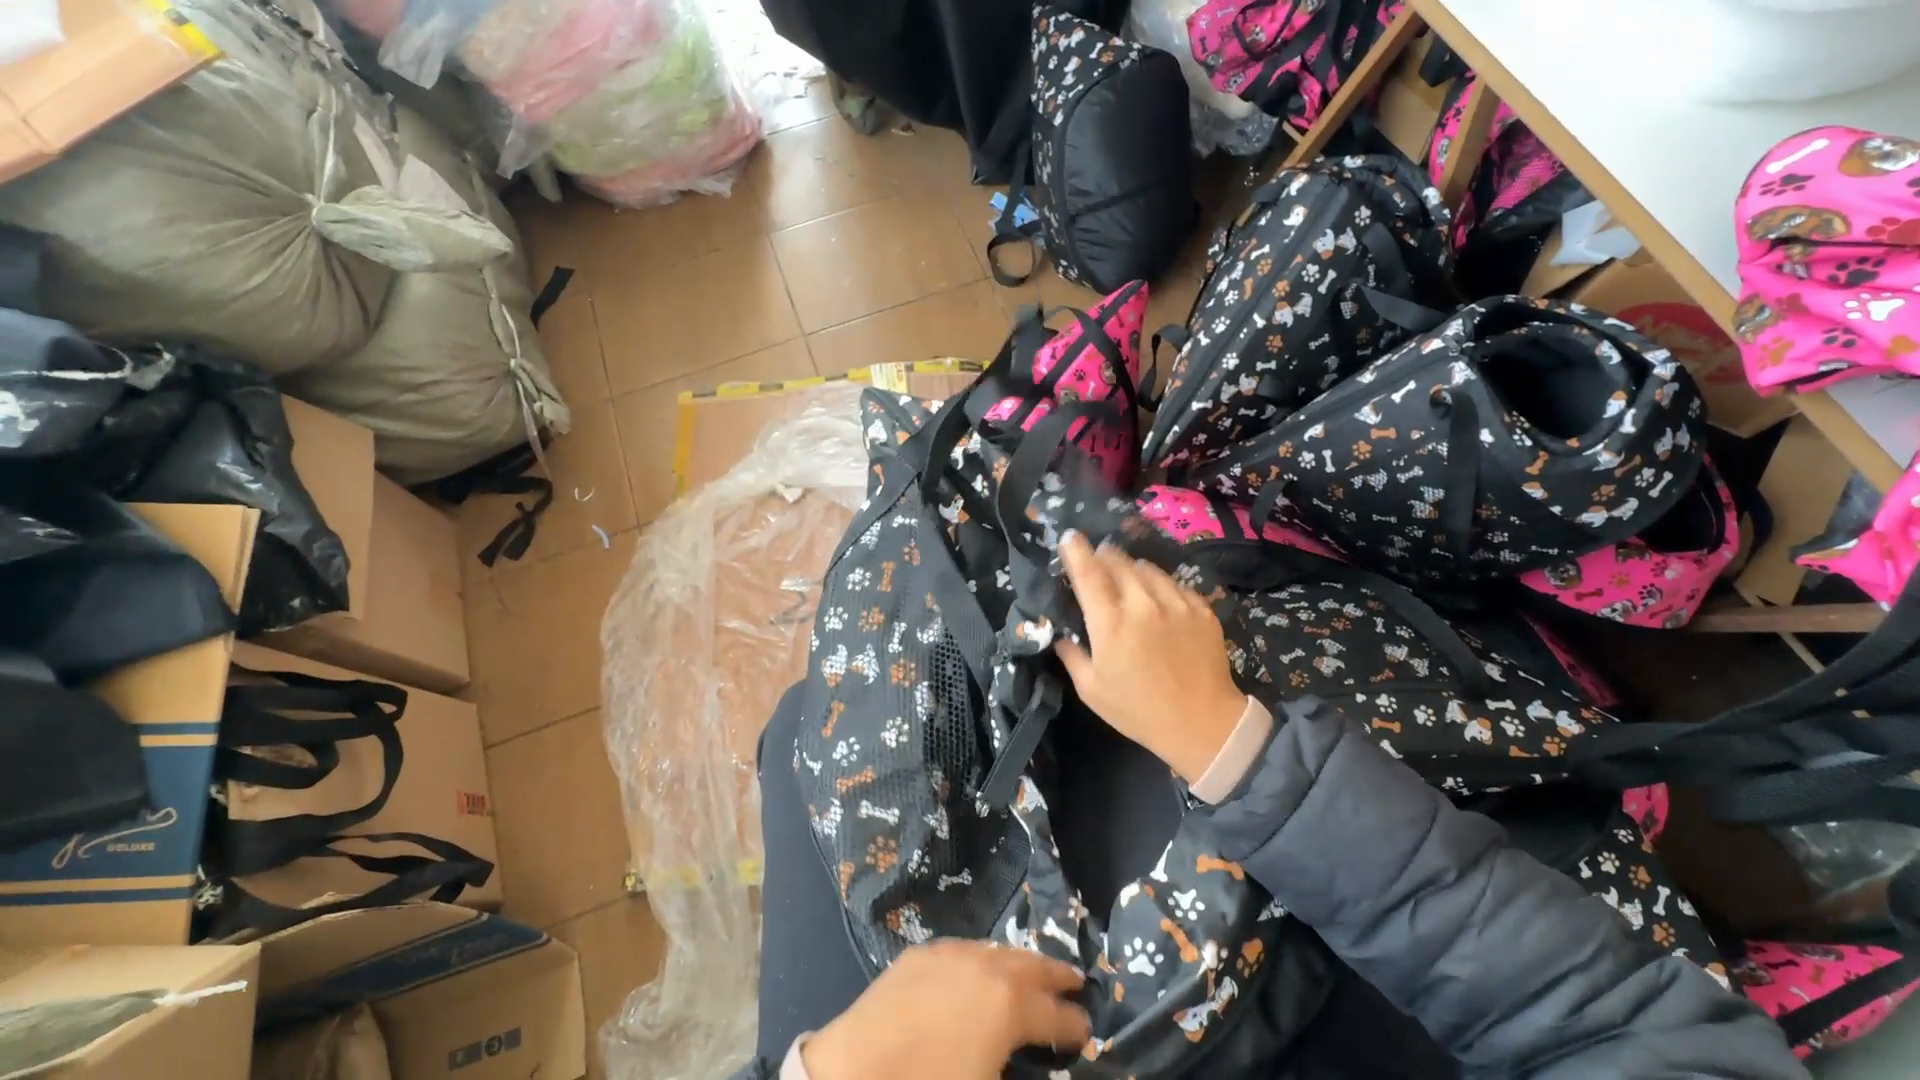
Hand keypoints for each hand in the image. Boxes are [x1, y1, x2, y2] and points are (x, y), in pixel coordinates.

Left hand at [802, 941, 1090, 1079]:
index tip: (1087, 1032)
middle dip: (1058, 977)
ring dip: (1021, 963)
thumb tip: (1022, 1056)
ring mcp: (950, 955)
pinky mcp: (919, 954)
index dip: (1076, 1026)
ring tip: (1034, 972)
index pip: (1057, 1015)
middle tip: (1077, 982)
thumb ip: (1013, 1069)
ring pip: (999, 951)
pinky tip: (982, 968)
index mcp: (1010, 1005)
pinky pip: (964, 950)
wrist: (851, 1073)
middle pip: (1033, 967)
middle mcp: (986, 968)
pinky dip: (984, 958)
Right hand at [1054, 533, 1246, 782]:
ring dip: (1132, 568)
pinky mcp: (1201, 608)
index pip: (1088, 573)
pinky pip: (1174, 583)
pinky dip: (1160, 584)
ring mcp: (1176, 603)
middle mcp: (1142, 604)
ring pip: (1147, 568)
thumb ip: (1071, 654)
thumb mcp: (1091, 689)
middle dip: (1104, 556)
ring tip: (1127, 577)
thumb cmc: (1138, 710)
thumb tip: (1060, 633)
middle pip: (1118, 562)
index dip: (1076, 551)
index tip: (1070, 537)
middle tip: (1097, 560)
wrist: (1202, 723)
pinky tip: (1157, 597)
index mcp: (1110, 623)